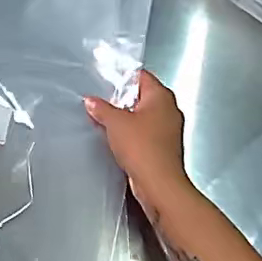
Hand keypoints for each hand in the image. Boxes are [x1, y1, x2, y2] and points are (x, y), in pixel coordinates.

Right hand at [85, 69, 191, 206]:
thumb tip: (92, 101)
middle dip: (122, 99)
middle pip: (142, 96)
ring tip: (106, 120)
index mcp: (161, 96)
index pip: (141, 76)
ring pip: (144, 115)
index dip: (123, 76)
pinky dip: (132, 133)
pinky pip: (145, 133)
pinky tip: (117, 139)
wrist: (158, 184)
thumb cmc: (143, 148)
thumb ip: (101, 108)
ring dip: (127, 118)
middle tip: (102, 101)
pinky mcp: (164, 146)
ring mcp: (169, 129)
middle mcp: (169, 110)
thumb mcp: (115, 123)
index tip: (106, 80)